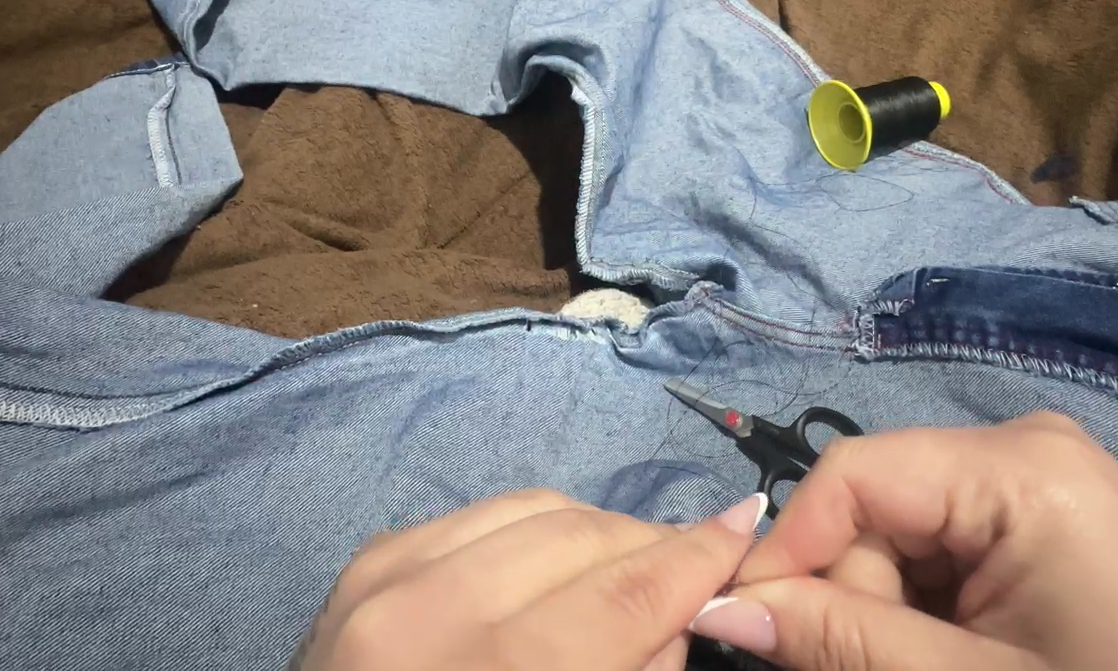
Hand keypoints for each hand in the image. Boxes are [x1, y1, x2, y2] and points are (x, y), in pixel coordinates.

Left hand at [290, 487, 768, 670]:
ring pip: (538, 507)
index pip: (619, 597)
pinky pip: (487, 512)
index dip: (694, 556)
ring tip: (629, 559)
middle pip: (580, 538)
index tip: (745, 522)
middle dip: (649, 542)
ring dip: (598, 529)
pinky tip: (557, 558)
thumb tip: (676, 606)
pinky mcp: (372, 555)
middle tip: (692, 560)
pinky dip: (537, 529)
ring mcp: (389, 572)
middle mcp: (425, 610)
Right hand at [689, 413, 1117, 670]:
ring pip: (905, 522)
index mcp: (1023, 467)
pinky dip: (930, 596)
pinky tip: (967, 646)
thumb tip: (718, 609)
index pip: (859, 473)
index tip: (748, 619)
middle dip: (861, 591)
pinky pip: (947, 533)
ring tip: (949, 663)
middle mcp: (1025, 440)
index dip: (792, 543)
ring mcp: (1040, 467)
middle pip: (881, 502)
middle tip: (895, 669)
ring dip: (894, 601)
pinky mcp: (1046, 500)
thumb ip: (843, 641)